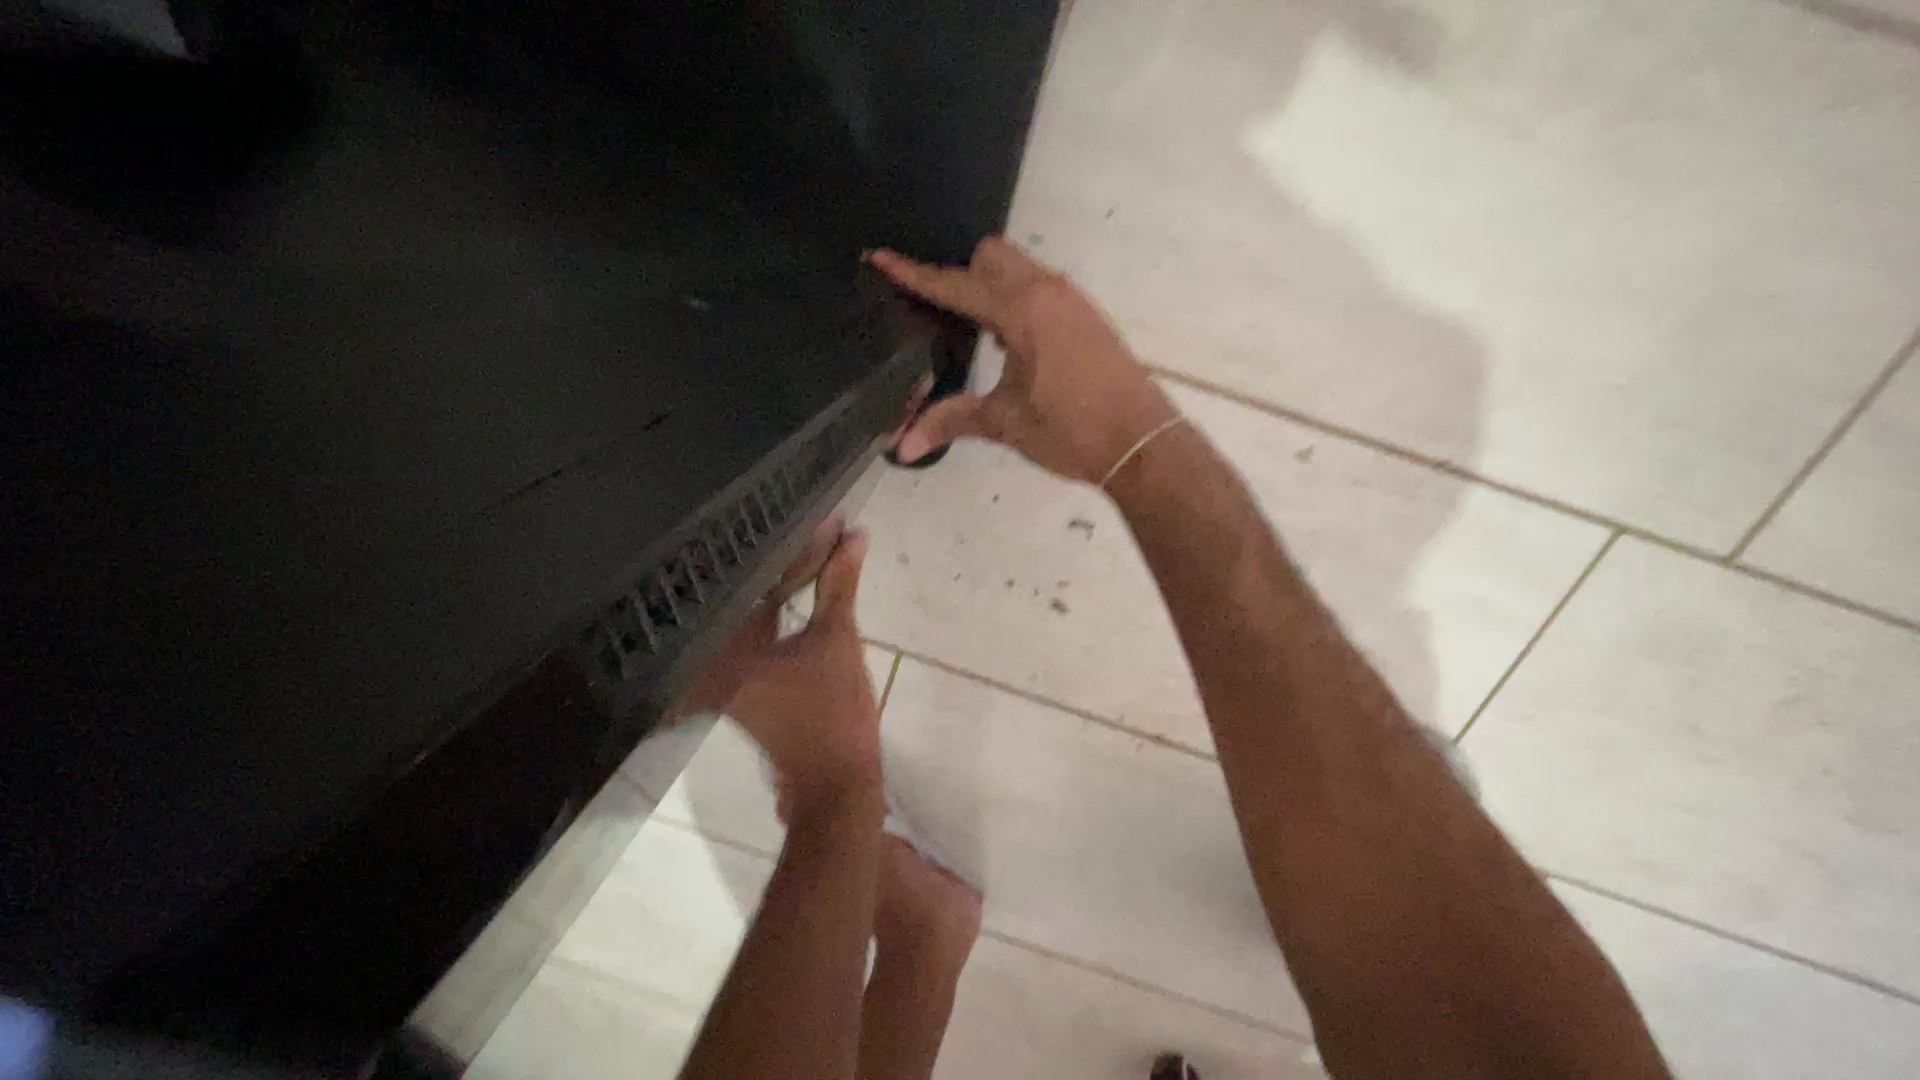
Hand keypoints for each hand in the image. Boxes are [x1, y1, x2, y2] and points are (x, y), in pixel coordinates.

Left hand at [677, 518, 881, 806]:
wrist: (836, 778)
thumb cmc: (834, 710)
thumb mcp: (838, 638)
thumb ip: (840, 583)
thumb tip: (853, 534)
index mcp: (727, 645)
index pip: (757, 580)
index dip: (792, 548)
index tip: (810, 517)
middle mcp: (712, 656)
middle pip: (744, 592)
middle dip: (773, 558)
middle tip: (794, 517)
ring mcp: (722, 672)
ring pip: (747, 612)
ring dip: (773, 583)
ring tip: (798, 542)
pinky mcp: (738, 682)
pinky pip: (751, 631)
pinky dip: (772, 610)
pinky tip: (790, 587)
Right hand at [868, 237, 1176, 484]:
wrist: (1142, 445)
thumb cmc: (1072, 431)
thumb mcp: (1005, 423)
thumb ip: (951, 421)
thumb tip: (901, 446)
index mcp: (1023, 310)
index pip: (957, 284)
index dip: (915, 274)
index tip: (882, 258)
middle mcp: (1048, 292)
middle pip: (992, 256)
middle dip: (960, 271)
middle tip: (935, 307)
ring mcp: (1073, 301)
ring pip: (1020, 269)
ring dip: (991, 285)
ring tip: (969, 327)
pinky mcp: (1087, 318)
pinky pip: (1041, 289)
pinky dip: (1016, 300)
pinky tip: (1007, 343)